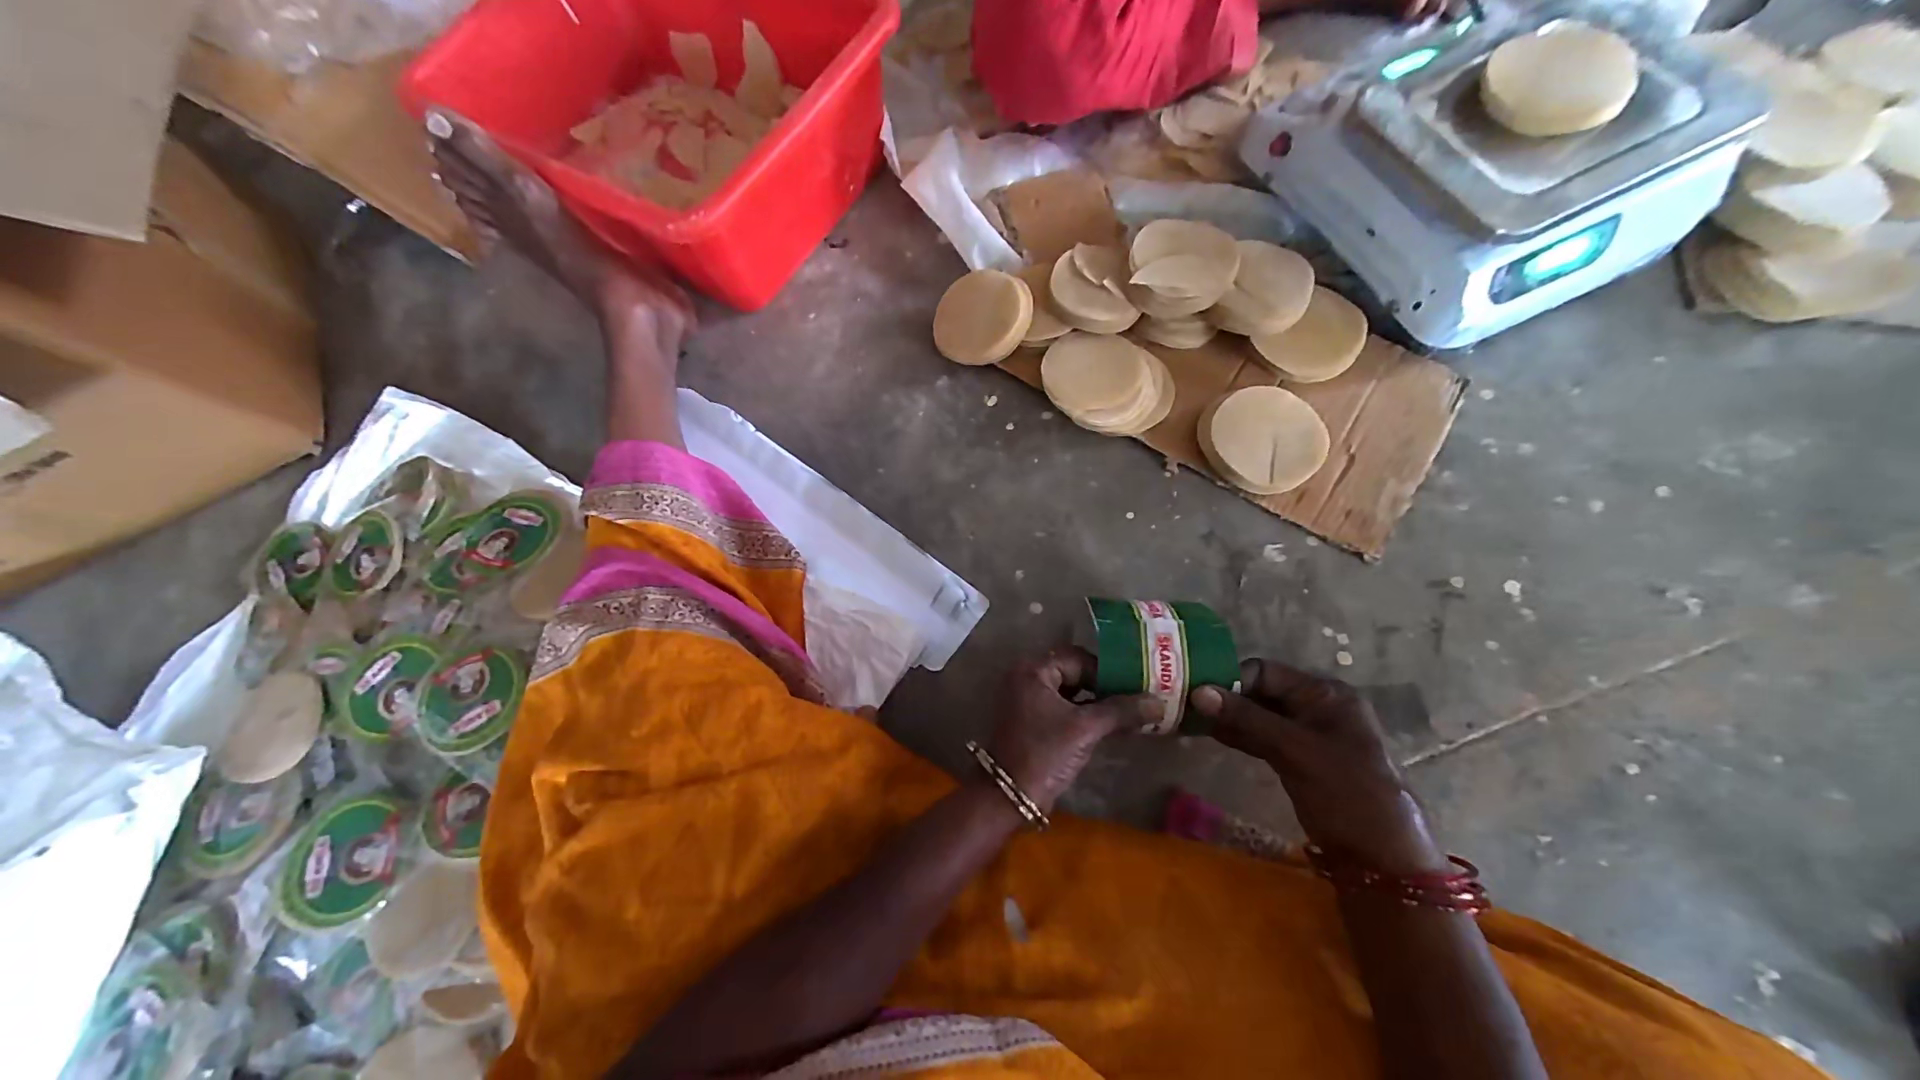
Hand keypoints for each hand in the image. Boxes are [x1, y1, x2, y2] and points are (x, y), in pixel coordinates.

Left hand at [988, 647, 1158, 812]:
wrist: (1010, 797)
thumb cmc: (1044, 753)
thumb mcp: (1086, 729)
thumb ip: (1122, 711)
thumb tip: (1159, 702)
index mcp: (1033, 670)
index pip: (1077, 658)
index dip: (1106, 670)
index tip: (1134, 685)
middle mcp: (1026, 679)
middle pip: (1074, 673)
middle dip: (1105, 686)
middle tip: (1137, 696)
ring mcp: (1027, 702)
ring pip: (1070, 693)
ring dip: (1098, 703)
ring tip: (1131, 713)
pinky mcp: (1032, 723)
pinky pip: (1064, 710)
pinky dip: (1086, 716)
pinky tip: (1114, 727)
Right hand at [1190, 659, 1446, 874]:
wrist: (1382, 859)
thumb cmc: (1345, 793)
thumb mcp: (1294, 751)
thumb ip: (1247, 719)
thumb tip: (1198, 692)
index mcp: (1326, 695)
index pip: (1267, 672)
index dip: (1232, 680)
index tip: (1197, 695)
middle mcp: (1318, 708)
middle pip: (1262, 692)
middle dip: (1227, 699)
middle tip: (1187, 707)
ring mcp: (1310, 735)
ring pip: (1260, 716)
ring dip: (1230, 718)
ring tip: (1192, 721)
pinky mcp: (1301, 760)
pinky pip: (1265, 738)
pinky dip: (1241, 736)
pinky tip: (1213, 737)